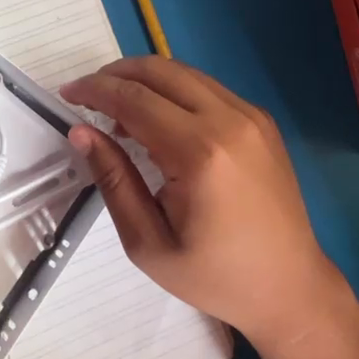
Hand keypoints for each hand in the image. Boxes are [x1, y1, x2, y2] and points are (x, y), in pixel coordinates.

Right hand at [60, 57, 334, 349]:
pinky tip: (157, 119)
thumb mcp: (149, 242)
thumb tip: (81, 131)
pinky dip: (172, 90)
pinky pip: (206, 87)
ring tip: (116, 110)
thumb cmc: (215, 276)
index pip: (134, 99)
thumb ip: (113, 180)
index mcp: (199, 152)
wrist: (290, 288)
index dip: (95, 90)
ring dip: (143, 80)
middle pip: (159, 71)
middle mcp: (228, 120)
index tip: (67, 95)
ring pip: (183, 72)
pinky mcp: (260, 120)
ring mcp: (250, 116)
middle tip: (87, 94)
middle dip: (115, 74)